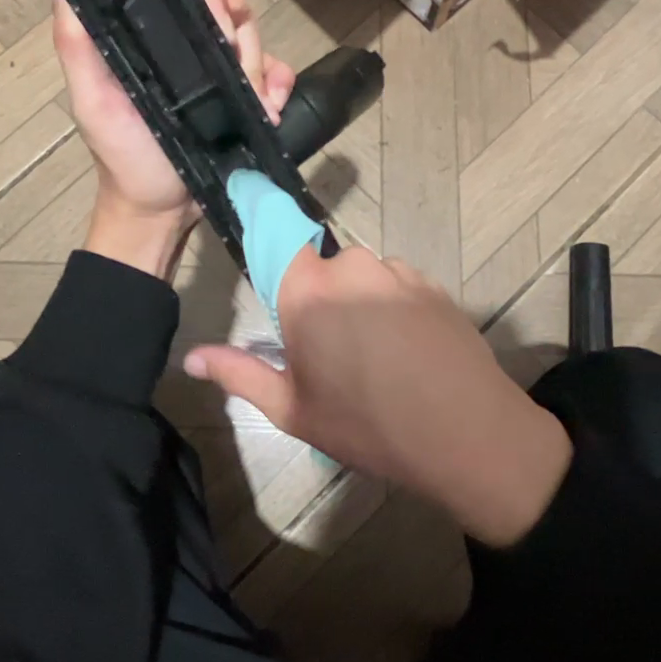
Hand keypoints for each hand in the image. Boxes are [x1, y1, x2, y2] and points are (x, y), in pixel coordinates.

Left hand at [48, 0, 294, 276]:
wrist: (162, 212)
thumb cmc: (124, 157)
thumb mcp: (92, 100)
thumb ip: (76, 42)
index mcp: (152, 32)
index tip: (215, 5)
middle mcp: (188, 42)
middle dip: (237, 27)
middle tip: (233, 60)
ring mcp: (221, 68)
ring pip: (256, 35)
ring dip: (256, 65)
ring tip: (247, 98)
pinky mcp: (247, 96)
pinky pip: (277, 73)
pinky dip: (278, 87)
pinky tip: (267, 108)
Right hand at [183, 248, 572, 546]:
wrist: (470, 436)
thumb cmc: (368, 426)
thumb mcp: (293, 409)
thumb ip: (240, 374)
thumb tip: (190, 358)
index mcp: (308, 292)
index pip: (274, 233)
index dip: (264, 225)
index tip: (257, 226)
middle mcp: (351, 268)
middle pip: (320, 268)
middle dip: (318, 300)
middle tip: (328, 354)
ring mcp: (398, 273)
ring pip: (361, 278)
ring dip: (359, 306)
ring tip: (375, 361)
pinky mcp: (433, 285)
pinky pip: (396, 286)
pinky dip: (393, 310)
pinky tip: (406, 354)